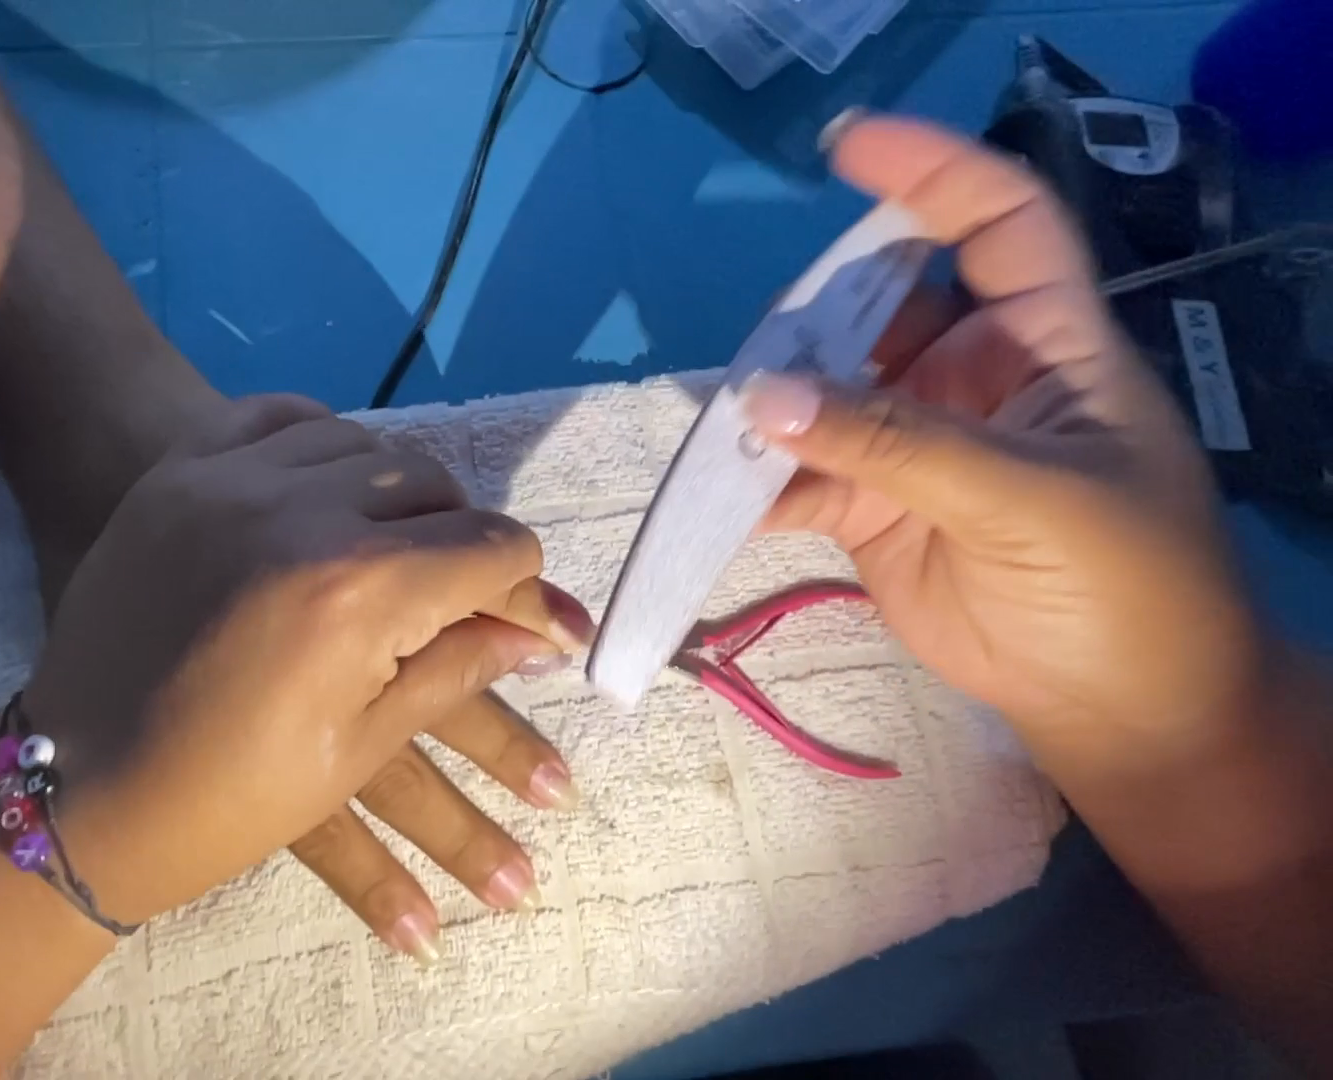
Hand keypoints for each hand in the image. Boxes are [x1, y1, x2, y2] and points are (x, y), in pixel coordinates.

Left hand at [17, 396, 572, 939]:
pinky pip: (282, 417)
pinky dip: (324, 443)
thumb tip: (538, 633)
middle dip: (468, 541)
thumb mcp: (359, 747)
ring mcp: (232, 477)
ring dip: (401, 492)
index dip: (528, 587)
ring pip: (367, 442)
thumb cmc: (227, 796)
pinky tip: (330, 485)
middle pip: (437, 484)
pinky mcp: (183, 470)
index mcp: (356, 594)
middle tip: (463, 595)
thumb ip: (457, 667)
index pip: (492, 548)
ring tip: (397, 543)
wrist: (76, 785)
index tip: (537, 623)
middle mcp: (302, 511)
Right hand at [750, 116, 1262, 772]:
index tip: (844, 150)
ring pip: (816, 397)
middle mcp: (962, 378)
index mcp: (1039, 343)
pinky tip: (719, 495)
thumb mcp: (1026, 496)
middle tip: (755, 361)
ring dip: (766, 409)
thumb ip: (892, 444)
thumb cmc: (1121, 581)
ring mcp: (904, 443)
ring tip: (720, 430)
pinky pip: (792, 477)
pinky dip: (752, 484)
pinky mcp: (863, 505)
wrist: (1107, 700)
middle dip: (809, 322)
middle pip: (870, 313)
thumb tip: (760, 401)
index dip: (928, 175)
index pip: (993, 224)